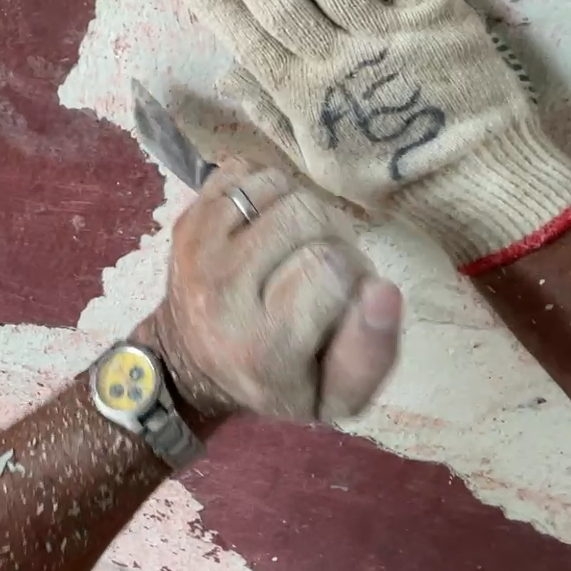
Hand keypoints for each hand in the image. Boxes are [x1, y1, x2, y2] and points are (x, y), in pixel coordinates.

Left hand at [136, 166, 401, 421]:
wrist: (190, 360)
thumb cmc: (274, 380)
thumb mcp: (334, 399)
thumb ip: (370, 354)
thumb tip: (384, 289)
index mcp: (260, 340)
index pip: (331, 265)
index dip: (356, 272)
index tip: (348, 295)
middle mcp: (220, 286)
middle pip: (305, 214)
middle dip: (334, 235)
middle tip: (326, 268)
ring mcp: (197, 244)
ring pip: (276, 185)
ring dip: (301, 207)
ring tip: (299, 243)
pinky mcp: (187, 218)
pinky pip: (240, 170)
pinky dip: (265, 187)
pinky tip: (268, 221)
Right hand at [177, 0, 570, 272]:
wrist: (480, 184)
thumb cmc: (389, 177)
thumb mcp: (315, 162)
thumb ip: (270, 115)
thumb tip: (224, 74)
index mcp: (302, 98)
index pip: (245, 38)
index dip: (212, 0)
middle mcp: (337, 60)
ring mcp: (388, 35)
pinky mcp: (439, 15)